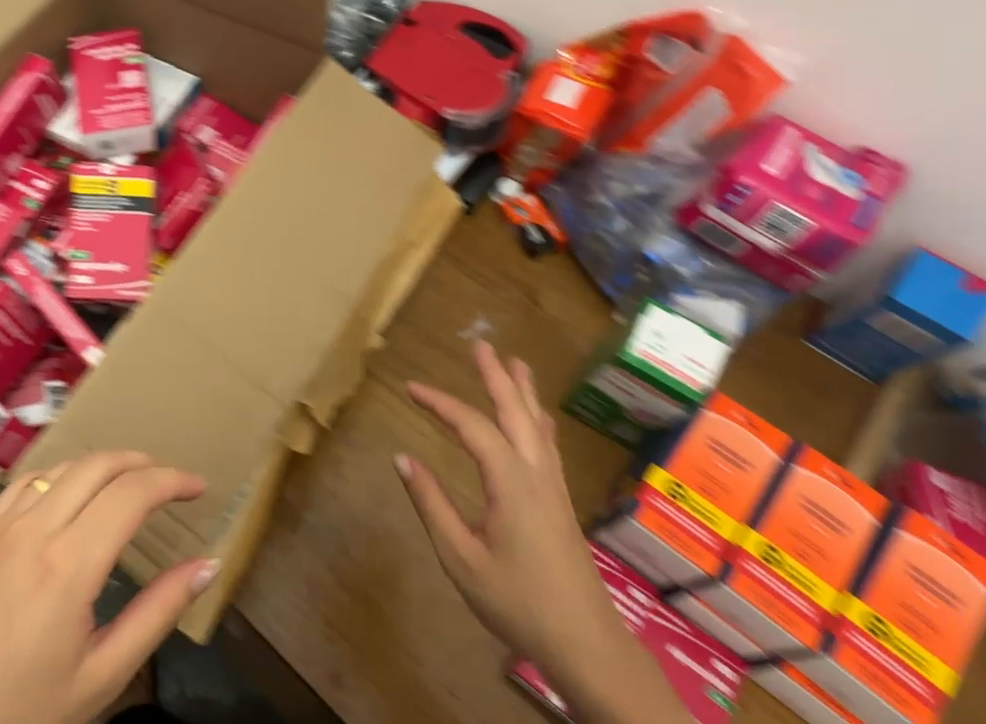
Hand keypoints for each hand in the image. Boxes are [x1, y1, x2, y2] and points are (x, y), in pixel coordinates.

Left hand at [0, 451, 219, 723]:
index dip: (172, 481)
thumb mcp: (101, 676)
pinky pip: (23, 484)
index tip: (199, 487)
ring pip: (59, 468)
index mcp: (68, 564)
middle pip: (97, 466)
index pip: (131, 494)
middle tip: (172, 482)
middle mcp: (32, 529)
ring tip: (129, 483)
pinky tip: (67, 493)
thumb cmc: (21, 711)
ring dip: (101, 465)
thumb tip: (208, 565)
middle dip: (142, 463)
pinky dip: (59, 475)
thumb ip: (158, 614)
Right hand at [394, 341, 687, 723]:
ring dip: (522, 392)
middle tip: (480, 344)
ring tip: (514, 363)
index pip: (472, 427)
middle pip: (516, 413)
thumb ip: (431, 504)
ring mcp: (554, 488)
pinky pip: (549, 446)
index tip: (410, 387)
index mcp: (510, 483)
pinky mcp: (561, 503)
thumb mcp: (461, 557)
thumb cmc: (517, 600)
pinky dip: (538, 420)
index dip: (440, 403)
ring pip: (538, 426)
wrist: (583, 641)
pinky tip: (538, 419)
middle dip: (496, 377)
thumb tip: (402, 457)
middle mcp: (537, 475)